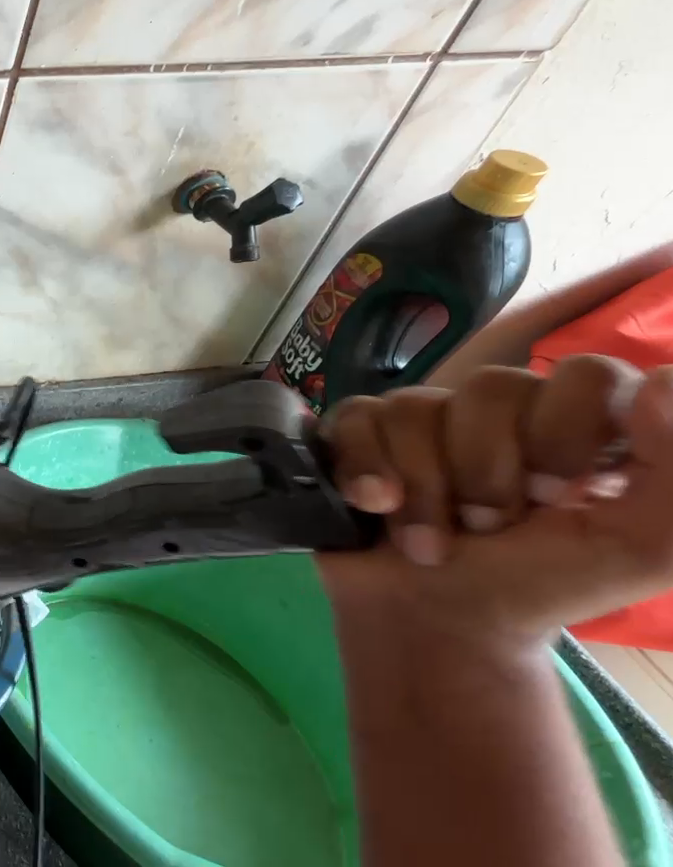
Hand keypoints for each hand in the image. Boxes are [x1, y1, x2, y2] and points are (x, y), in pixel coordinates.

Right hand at [317, 357, 672, 649]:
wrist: (430, 621)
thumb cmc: (535, 586)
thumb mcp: (640, 548)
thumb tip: (661, 379)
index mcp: (575, 428)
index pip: (586, 375)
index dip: (565, 429)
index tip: (557, 496)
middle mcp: (496, 413)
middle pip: (491, 386)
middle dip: (486, 470)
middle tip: (488, 525)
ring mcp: (418, 420)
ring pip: (414, 407)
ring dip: (424, 488)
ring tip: (427, 538)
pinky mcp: (354, 433)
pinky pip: (356, 419)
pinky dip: (366, 471)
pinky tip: (375, 506)